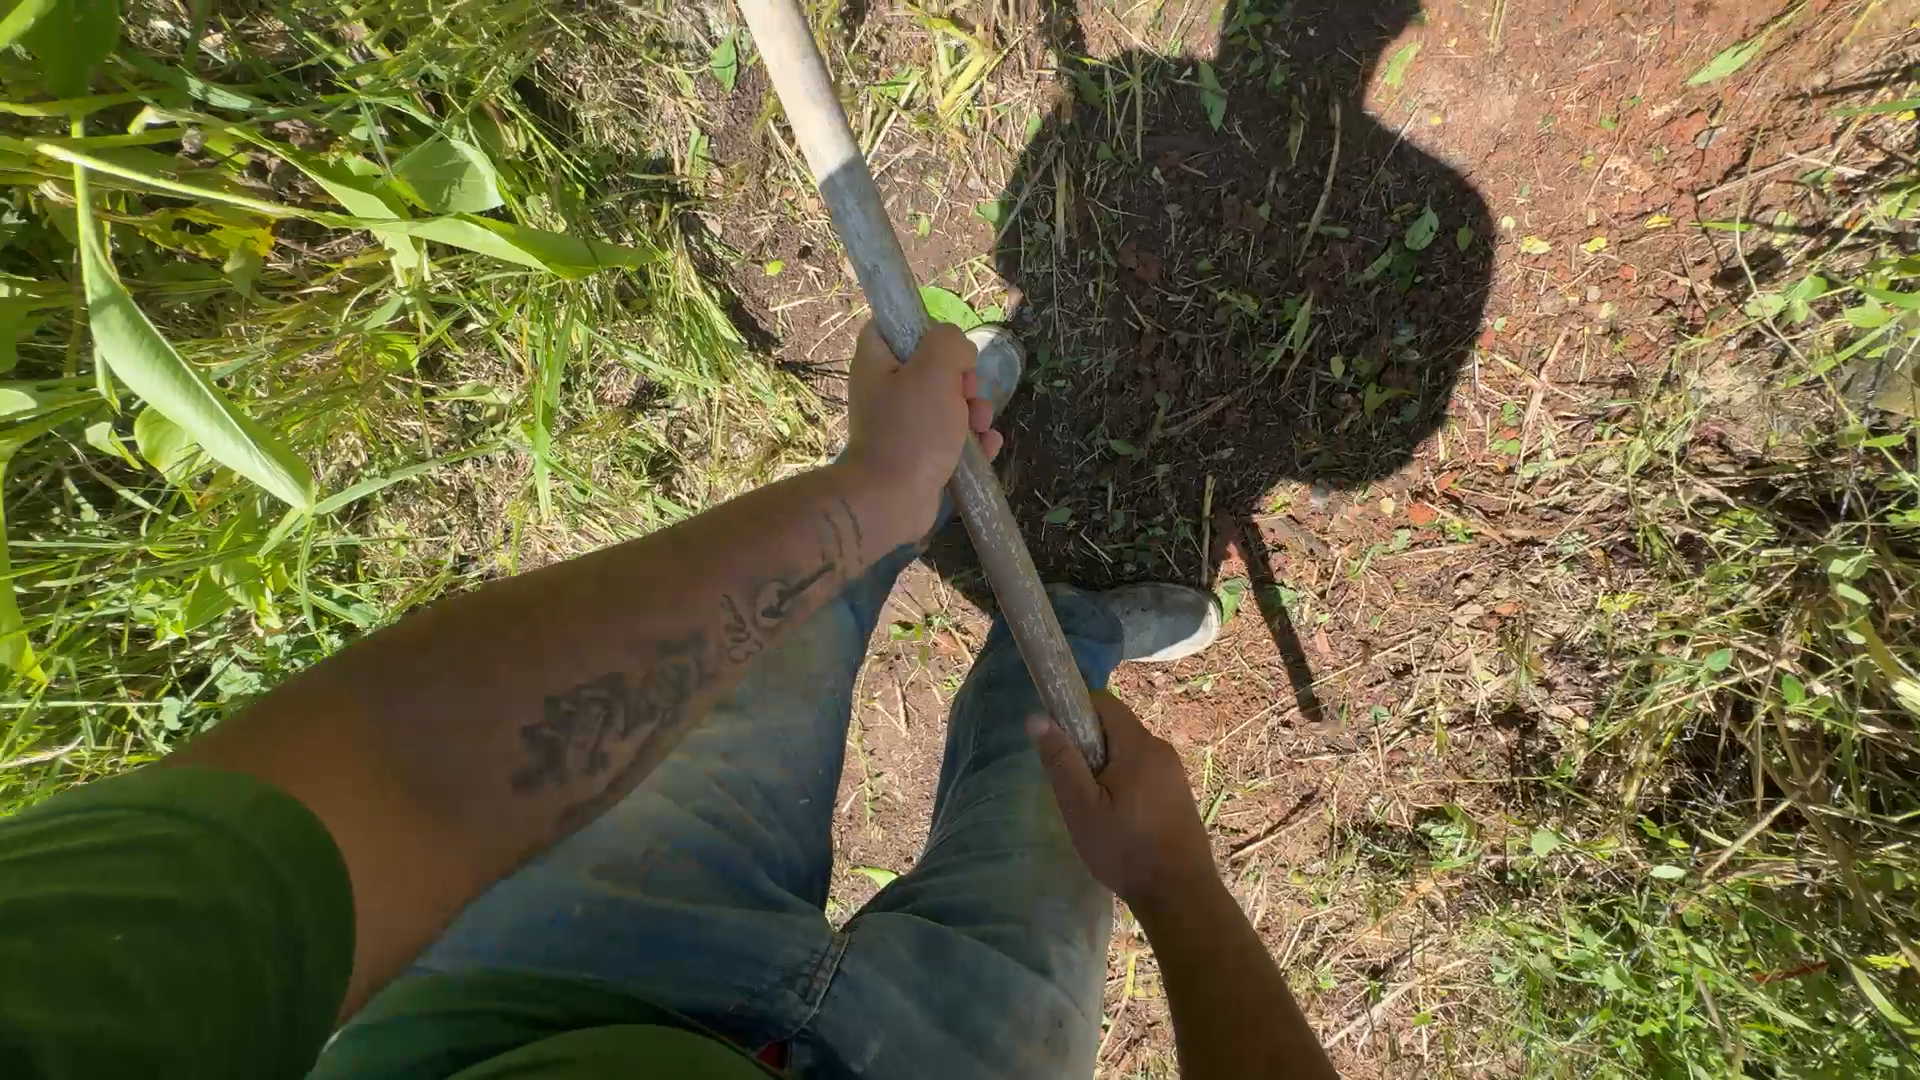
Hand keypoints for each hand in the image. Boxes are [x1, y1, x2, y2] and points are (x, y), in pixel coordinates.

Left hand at [843, 321, 1002, 534]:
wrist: (893, 500)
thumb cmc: (911, 430)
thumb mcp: (934, 371)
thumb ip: (949, 344)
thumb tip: (960, 354)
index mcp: (876, 363)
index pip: (892, 328)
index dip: (924, 331)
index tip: (948, 346)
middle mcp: (886, 392)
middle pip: (932, 369)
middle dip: (964, 380)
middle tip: (970, 393)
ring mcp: (902, 427)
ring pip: (948, 406)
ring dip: (975, 412)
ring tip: (982, 426)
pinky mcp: (920, 457)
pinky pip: (952, 440)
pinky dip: (973, 441)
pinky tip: (988, 446)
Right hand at [1026, 692, 1219, 911]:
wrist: (1180, 896)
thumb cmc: (1125, 850)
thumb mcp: (1081, 807)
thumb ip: (1060, 760)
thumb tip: (1036, 718)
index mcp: (1138, 745)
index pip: (1103, 703)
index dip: (1075, 712)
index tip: (1059, 741)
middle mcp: (1160, 749)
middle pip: (1115, 727)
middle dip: (1089, 745)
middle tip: (1073, 784)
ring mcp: (1173, 771)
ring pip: (1128, 751)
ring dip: (1106, 767)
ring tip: (1093, 806)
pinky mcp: (1178, 792)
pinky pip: (1143, 770)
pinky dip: (1124, 781)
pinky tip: (1117, 817)